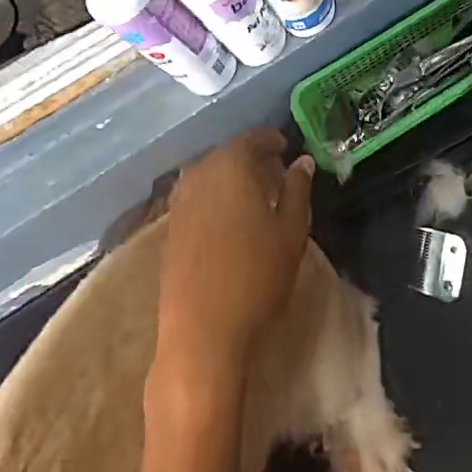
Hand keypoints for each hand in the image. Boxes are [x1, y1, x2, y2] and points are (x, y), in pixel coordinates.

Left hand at [152, 129, 314, 379]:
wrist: (202, 334)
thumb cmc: (257, 277)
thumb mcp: (291, 230)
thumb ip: (297, 189)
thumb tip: (302, 161)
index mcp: (231, 165)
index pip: (253, 137)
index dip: (273, 140)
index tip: (288, 150)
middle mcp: (199, 174)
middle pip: (228, 152)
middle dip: (252, 157)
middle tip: (276, 173)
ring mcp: (179, 201)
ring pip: (209, 173)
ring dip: (231, 176)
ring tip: (254, 195)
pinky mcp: (169, 228)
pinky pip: (196, 195)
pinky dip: (215, 196)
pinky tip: (230, 217)